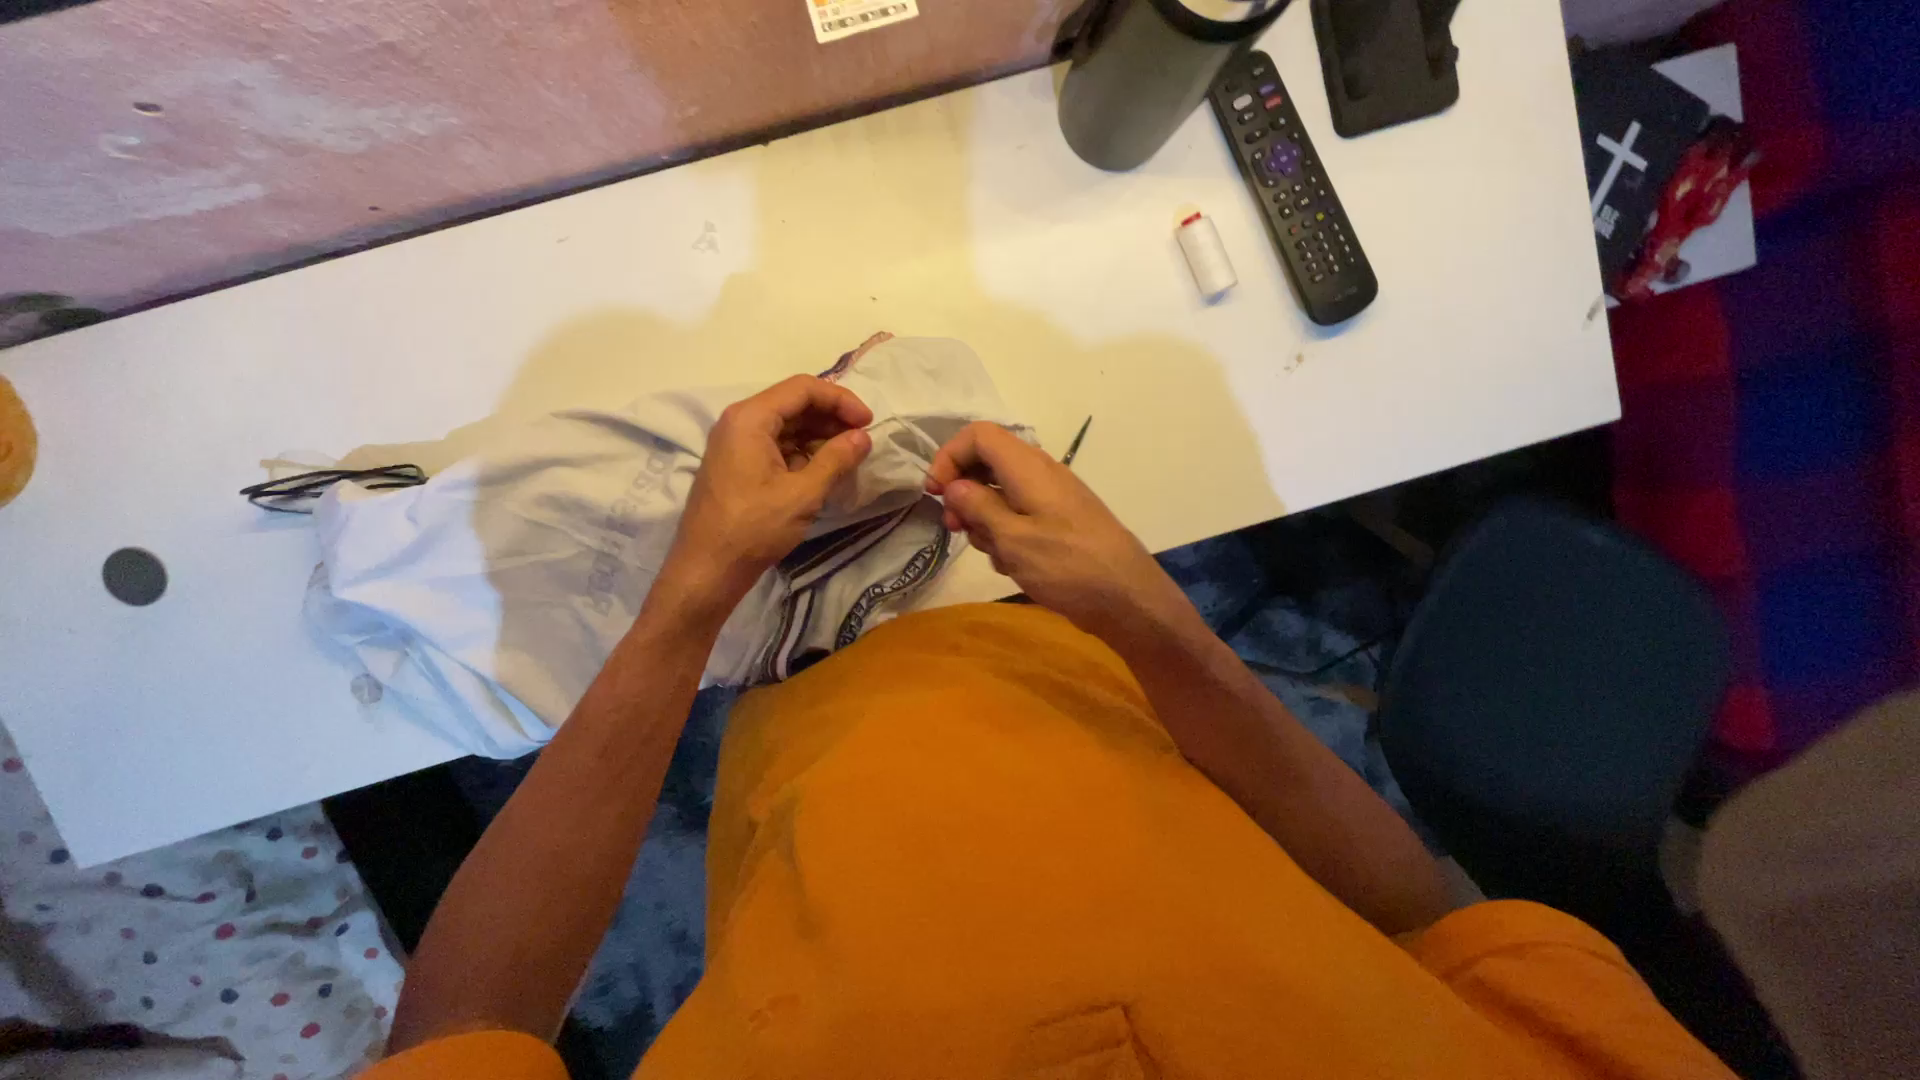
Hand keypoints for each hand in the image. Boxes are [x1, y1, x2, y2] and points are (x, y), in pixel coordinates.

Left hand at [661, 375, 873, 612]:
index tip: (868, 422)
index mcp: (750, 418)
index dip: (840, 399)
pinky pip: (775, 445)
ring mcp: (735, 443)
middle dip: (831, 417)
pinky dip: (802, 451)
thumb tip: (862, 437)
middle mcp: (739, 422)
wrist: (708, 569)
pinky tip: (824, 469)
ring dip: (819, 435)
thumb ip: (836, 459)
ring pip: (786, 425)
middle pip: (793, 403)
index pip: (803, 388)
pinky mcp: (737, 464)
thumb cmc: (754, 528)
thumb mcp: (803, 493)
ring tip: (849, 455)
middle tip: (862, 439)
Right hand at [925, 421, 1191, 640]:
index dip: (949, 457)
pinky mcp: (1058, 525)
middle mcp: (1040, 475)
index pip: (979, 436)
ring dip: (985, 522)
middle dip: (963, 495)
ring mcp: (1051, 500)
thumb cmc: (1067, 565)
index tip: (934, 493)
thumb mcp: (1013, 539)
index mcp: (1028, 467)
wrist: (1126, 598)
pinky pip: (1020, 519)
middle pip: (987, 465)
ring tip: (995, 555)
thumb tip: (954, 485)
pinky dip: (1007, 537)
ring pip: (1000, 496)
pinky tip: (1015, 566)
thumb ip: (978, 507)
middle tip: (954, 529)